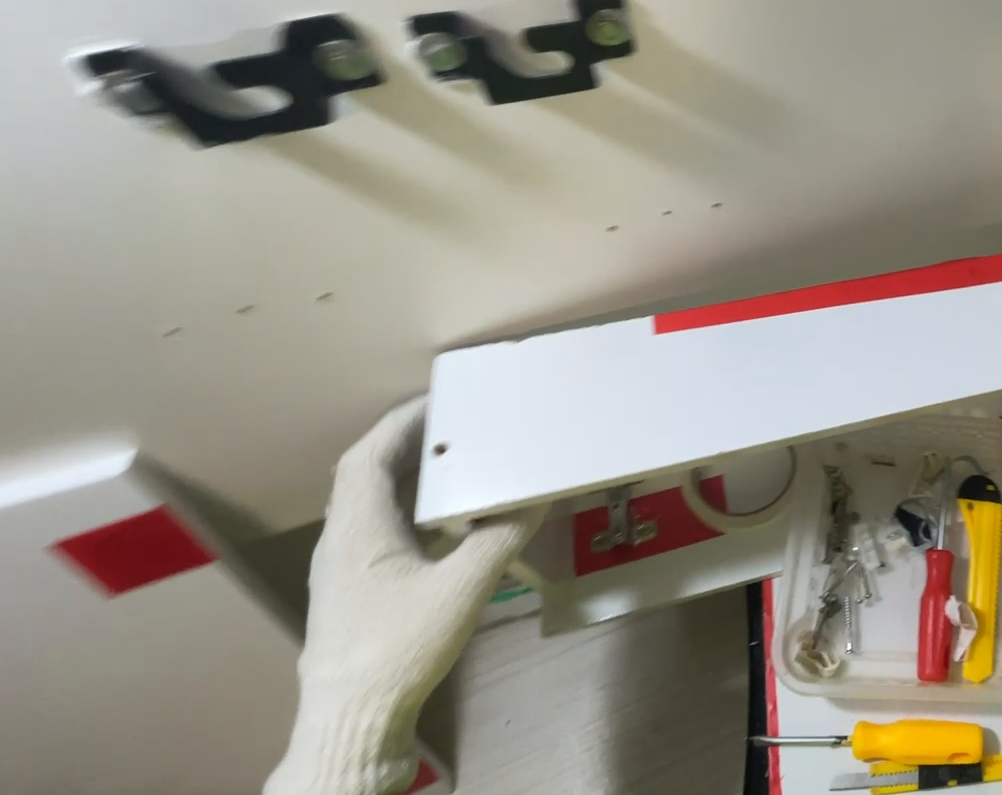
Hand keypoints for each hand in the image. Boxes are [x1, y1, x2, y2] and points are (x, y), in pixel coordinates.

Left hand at [266, 397, 543, 794]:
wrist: (352, 722)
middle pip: (368, 473)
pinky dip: (415, 504)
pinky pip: (385, 525)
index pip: (367, 457)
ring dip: (412, 472)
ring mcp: (348, 566)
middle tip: (461, 421)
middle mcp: (344, 541)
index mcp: (358, 531)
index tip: (443, 398)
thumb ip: (500, 538)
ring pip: (374, 500)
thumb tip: (538, 498)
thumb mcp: (462, 589)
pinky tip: (450, 514)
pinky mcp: (360, 587)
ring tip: (461, 455)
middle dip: (412, 440)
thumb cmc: (399, 647)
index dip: (401, 422)